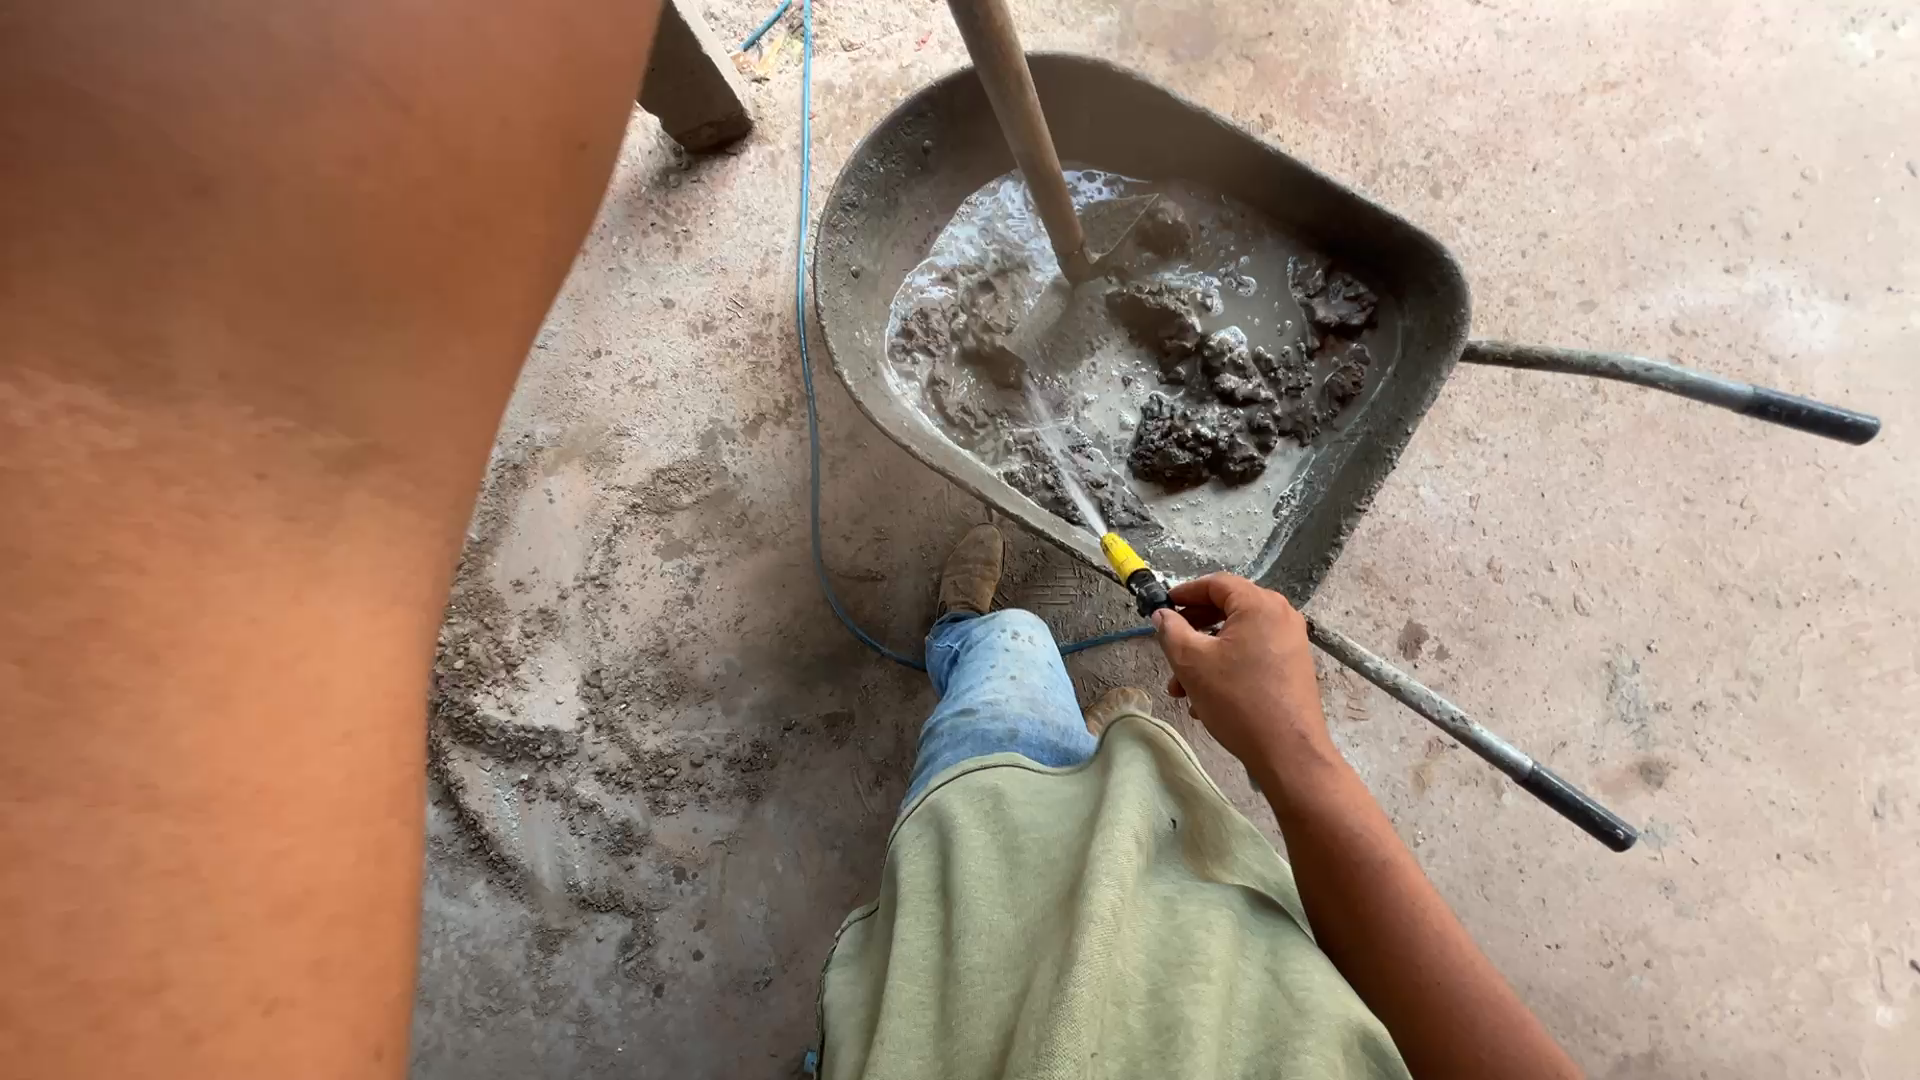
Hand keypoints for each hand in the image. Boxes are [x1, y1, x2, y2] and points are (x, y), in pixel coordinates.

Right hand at [1151, 574, 1336, 780]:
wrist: (1288, 753)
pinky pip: (1252, 654)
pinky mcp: (1293, 667)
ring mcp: (1291, 642)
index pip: (1216, 583)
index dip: (1185, 592)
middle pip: (1227, 610)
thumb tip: (1163, 615)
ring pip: (1236, 637)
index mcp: (1259, 605)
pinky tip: (1206, 698)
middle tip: (1169, 648)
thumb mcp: (1191, 662)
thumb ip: (1171, 630)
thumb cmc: (1237, 700)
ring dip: (1205, 655)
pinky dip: (1226, 666)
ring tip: (1182, 688)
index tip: (1163, 608)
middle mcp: (1281, 616)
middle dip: (1192, 631)